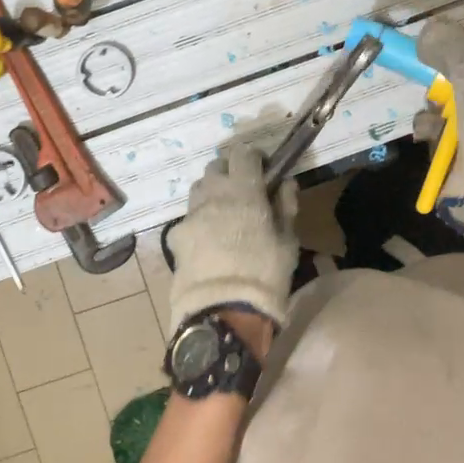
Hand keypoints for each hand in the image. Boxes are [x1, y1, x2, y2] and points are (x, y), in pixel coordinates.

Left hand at [165, 145, 298, 335]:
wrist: (223, 308)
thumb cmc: (265, 272)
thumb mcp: (288, 241)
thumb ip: (286, 207)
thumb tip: (286, 183)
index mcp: (244, 189)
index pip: (243, 153)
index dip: (254, 157)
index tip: (264, 169)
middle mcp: (213, 193)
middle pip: (216, 166)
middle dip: (230, 171)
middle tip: (244, 191)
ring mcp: (191, 214)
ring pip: (199, 189)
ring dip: (212, 193)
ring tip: (224, 214)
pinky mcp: (175, 236)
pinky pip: (188, 219)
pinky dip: (198, 222)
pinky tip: (207, 242)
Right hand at [413, 19, 463, 242]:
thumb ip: (449, 41)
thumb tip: (427, 34)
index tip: (452, 38)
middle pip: (461, 70)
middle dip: (442, 74)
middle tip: (435, 78)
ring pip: (443, 101)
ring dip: (432, 106)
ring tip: (437, 116)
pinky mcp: (463, 149)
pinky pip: (436, 130)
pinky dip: (430, 131)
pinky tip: (433, 136)